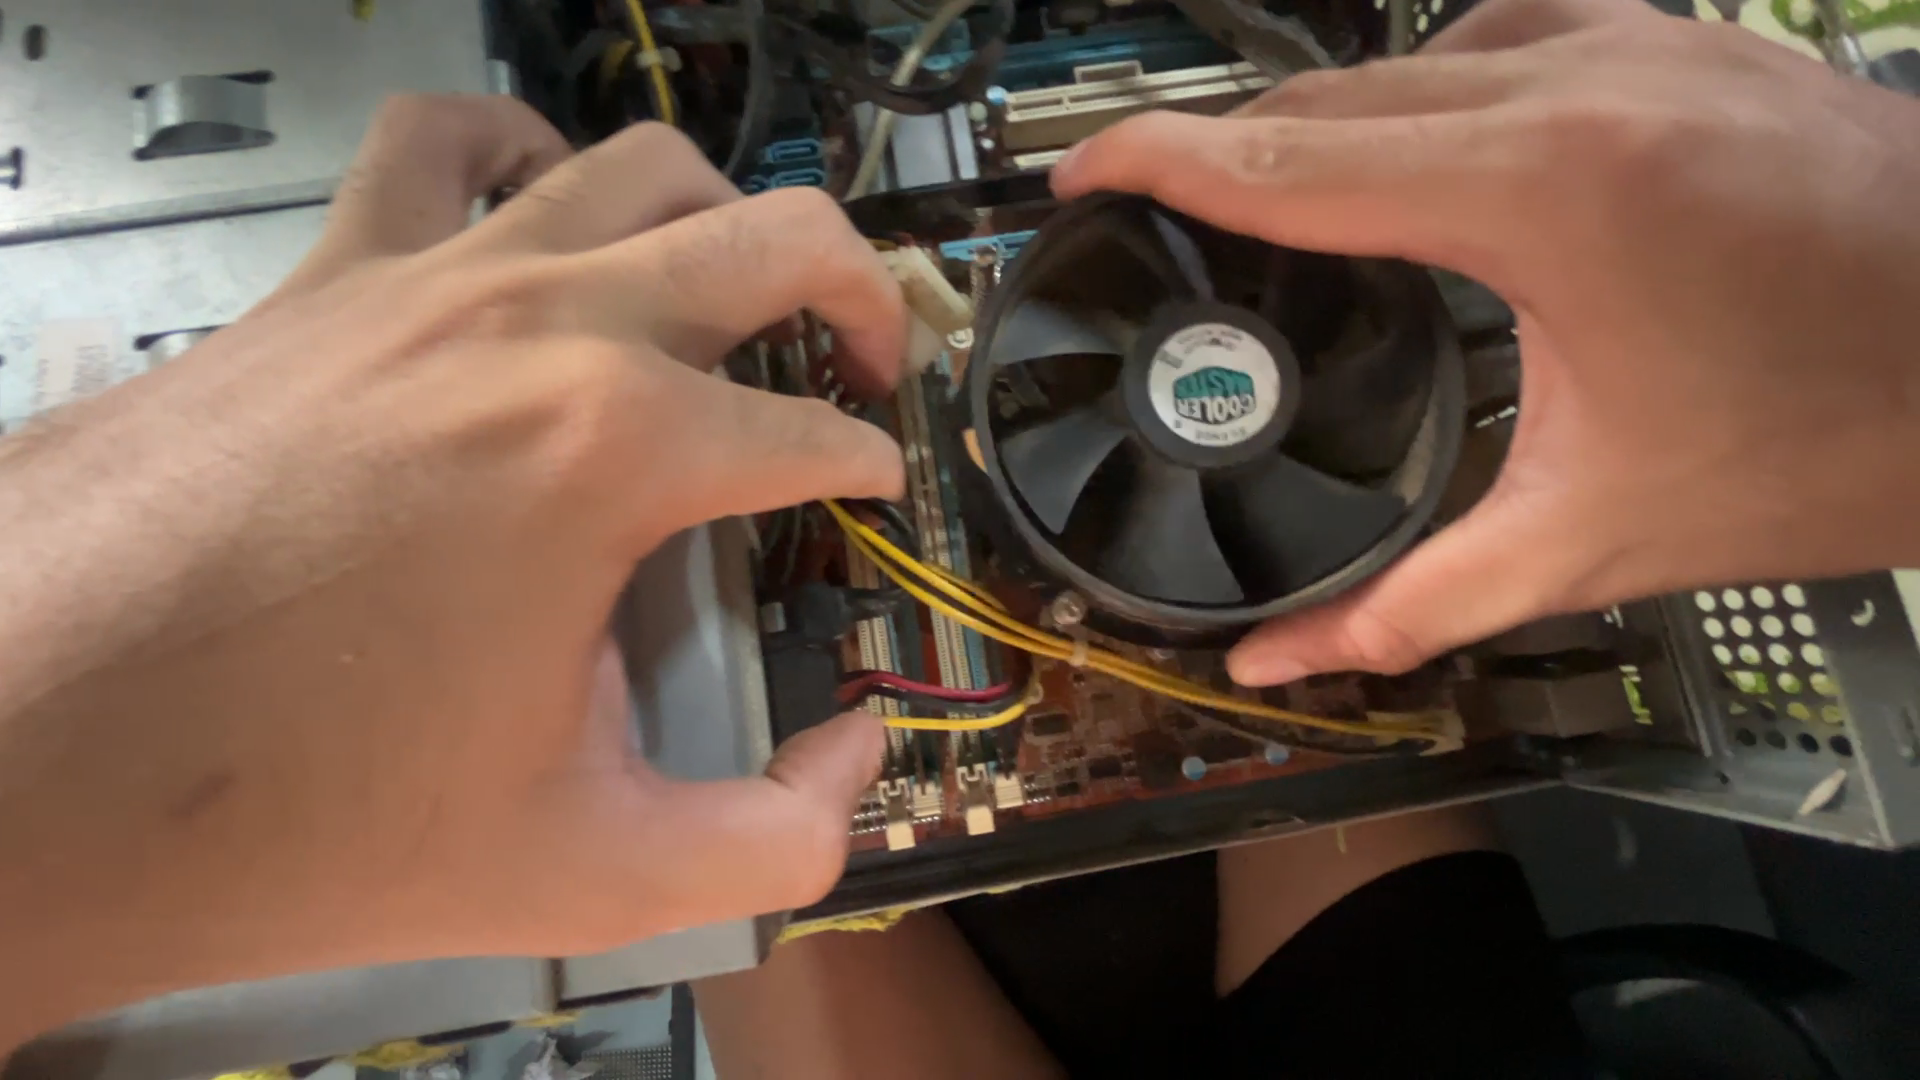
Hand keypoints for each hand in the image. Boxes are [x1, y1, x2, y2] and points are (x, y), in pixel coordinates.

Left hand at [0, 96, 904, 1043]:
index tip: (877, 496)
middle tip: (877, 366)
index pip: (815, 433)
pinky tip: (561, 233)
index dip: (871, 467)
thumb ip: (775, 838)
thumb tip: (859, 749)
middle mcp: (549, 323)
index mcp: (619, 450)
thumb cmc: (314, 820)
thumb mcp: (591, 877)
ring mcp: (433, 274)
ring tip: (749, 301)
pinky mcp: (334, 270)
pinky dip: (538, 163)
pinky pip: (454, 144)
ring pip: (642, 167)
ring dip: (731, 223)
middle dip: (866, 298)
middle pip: (779, 239)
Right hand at [1053, 0, 1919, 683]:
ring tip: (1223, 198)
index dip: (1158, 164)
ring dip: (1287, 127)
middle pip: (1317, 104)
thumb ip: (1402, 608)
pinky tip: (1380, 157)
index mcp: (1539, 192)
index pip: (1287, 164)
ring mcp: (1628, 40)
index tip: (1074, 181)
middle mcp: (1572, 81)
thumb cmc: (1836, 449)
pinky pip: (1474, 44)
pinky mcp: (1666, 40)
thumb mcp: (1588, 544)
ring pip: (1386, 66)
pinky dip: (1389, 98)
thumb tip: (1262, 667)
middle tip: (1122, 208)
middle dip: (1200, 147)